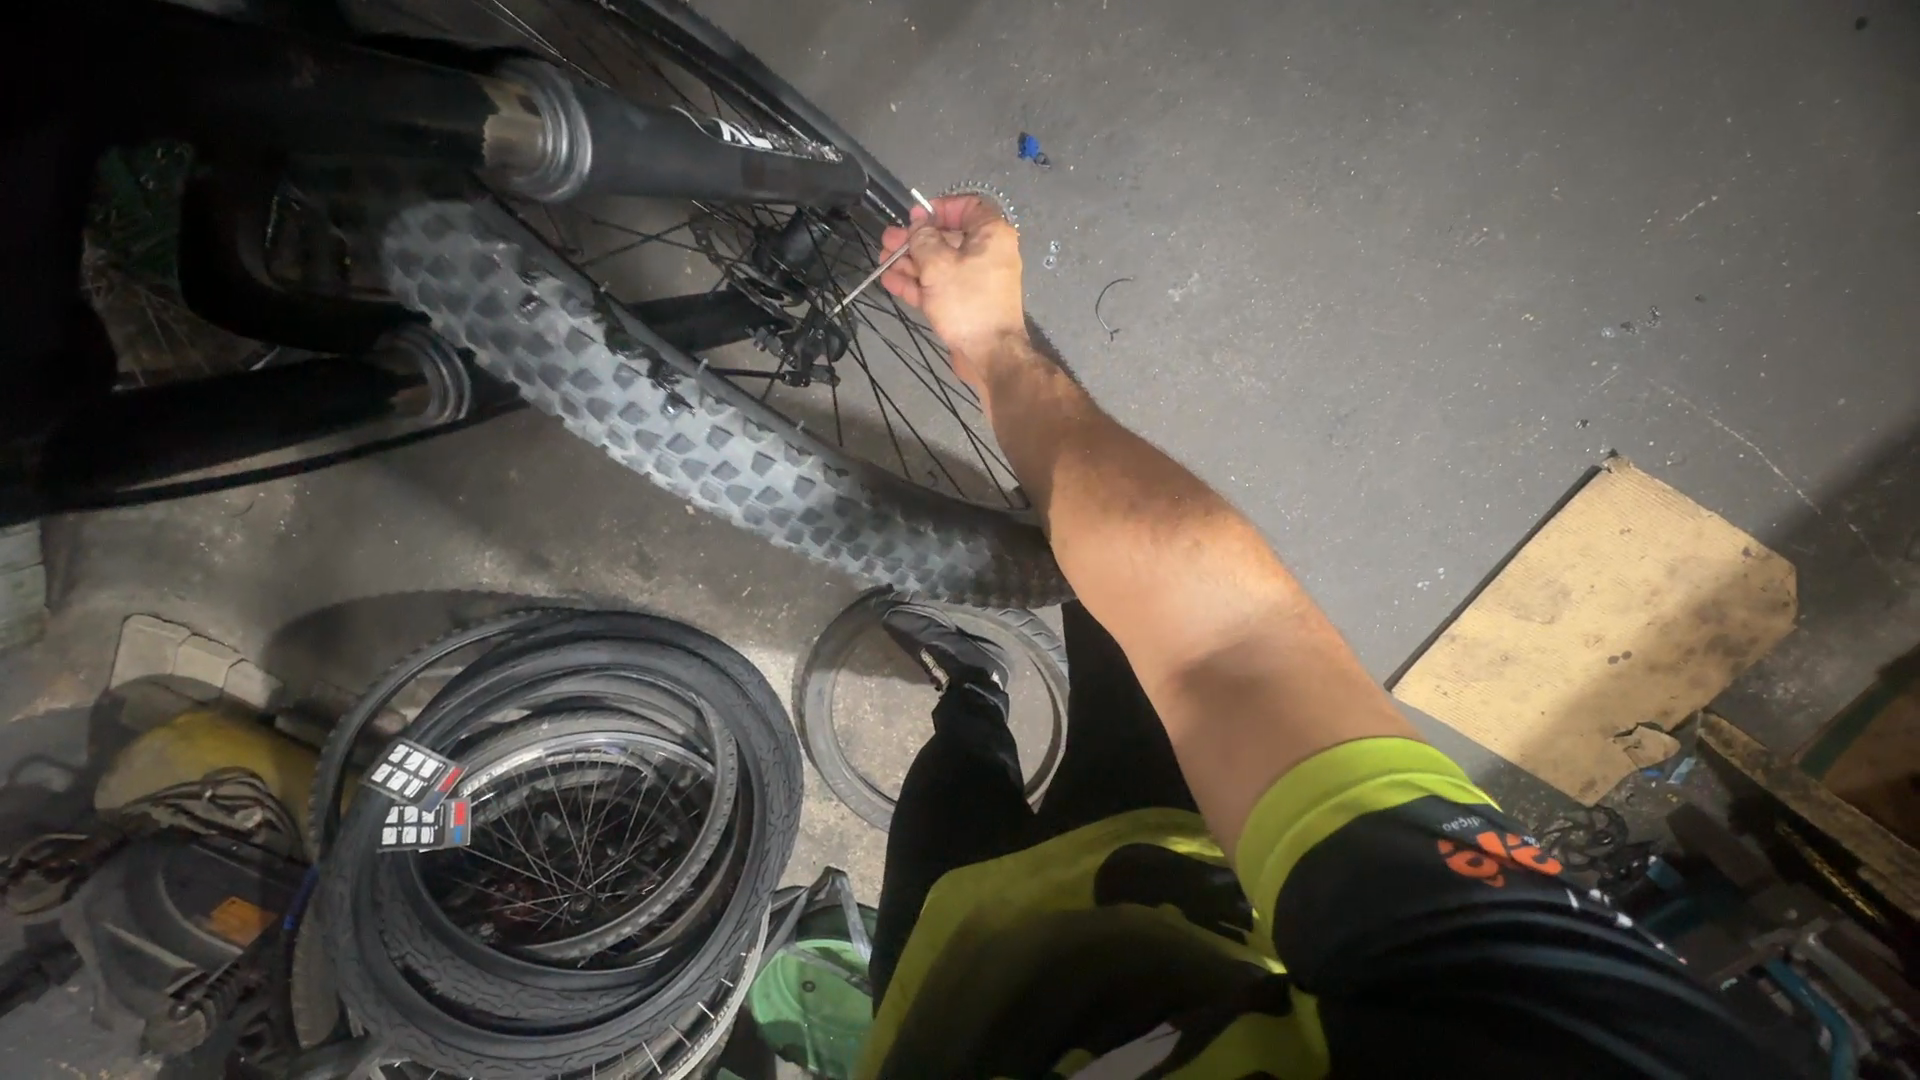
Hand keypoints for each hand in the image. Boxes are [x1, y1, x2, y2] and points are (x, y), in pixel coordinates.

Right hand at [878, 195, 1026, 389]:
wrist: (990, 355)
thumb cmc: (967, 302)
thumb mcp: (938, 264)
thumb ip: (923, 239)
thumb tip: (917, 224)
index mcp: (991, 235)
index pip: (968, 207)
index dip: (939, 208)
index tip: (916, 217)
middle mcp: (987, 254)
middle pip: (947, 237)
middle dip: (915, 239)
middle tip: (887, 240)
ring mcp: (976, 281)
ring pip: (940, 264)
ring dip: (911, 262)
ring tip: (882, 260)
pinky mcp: (965, 304)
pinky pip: (941, 286)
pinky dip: (918, 283)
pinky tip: (891, 281)